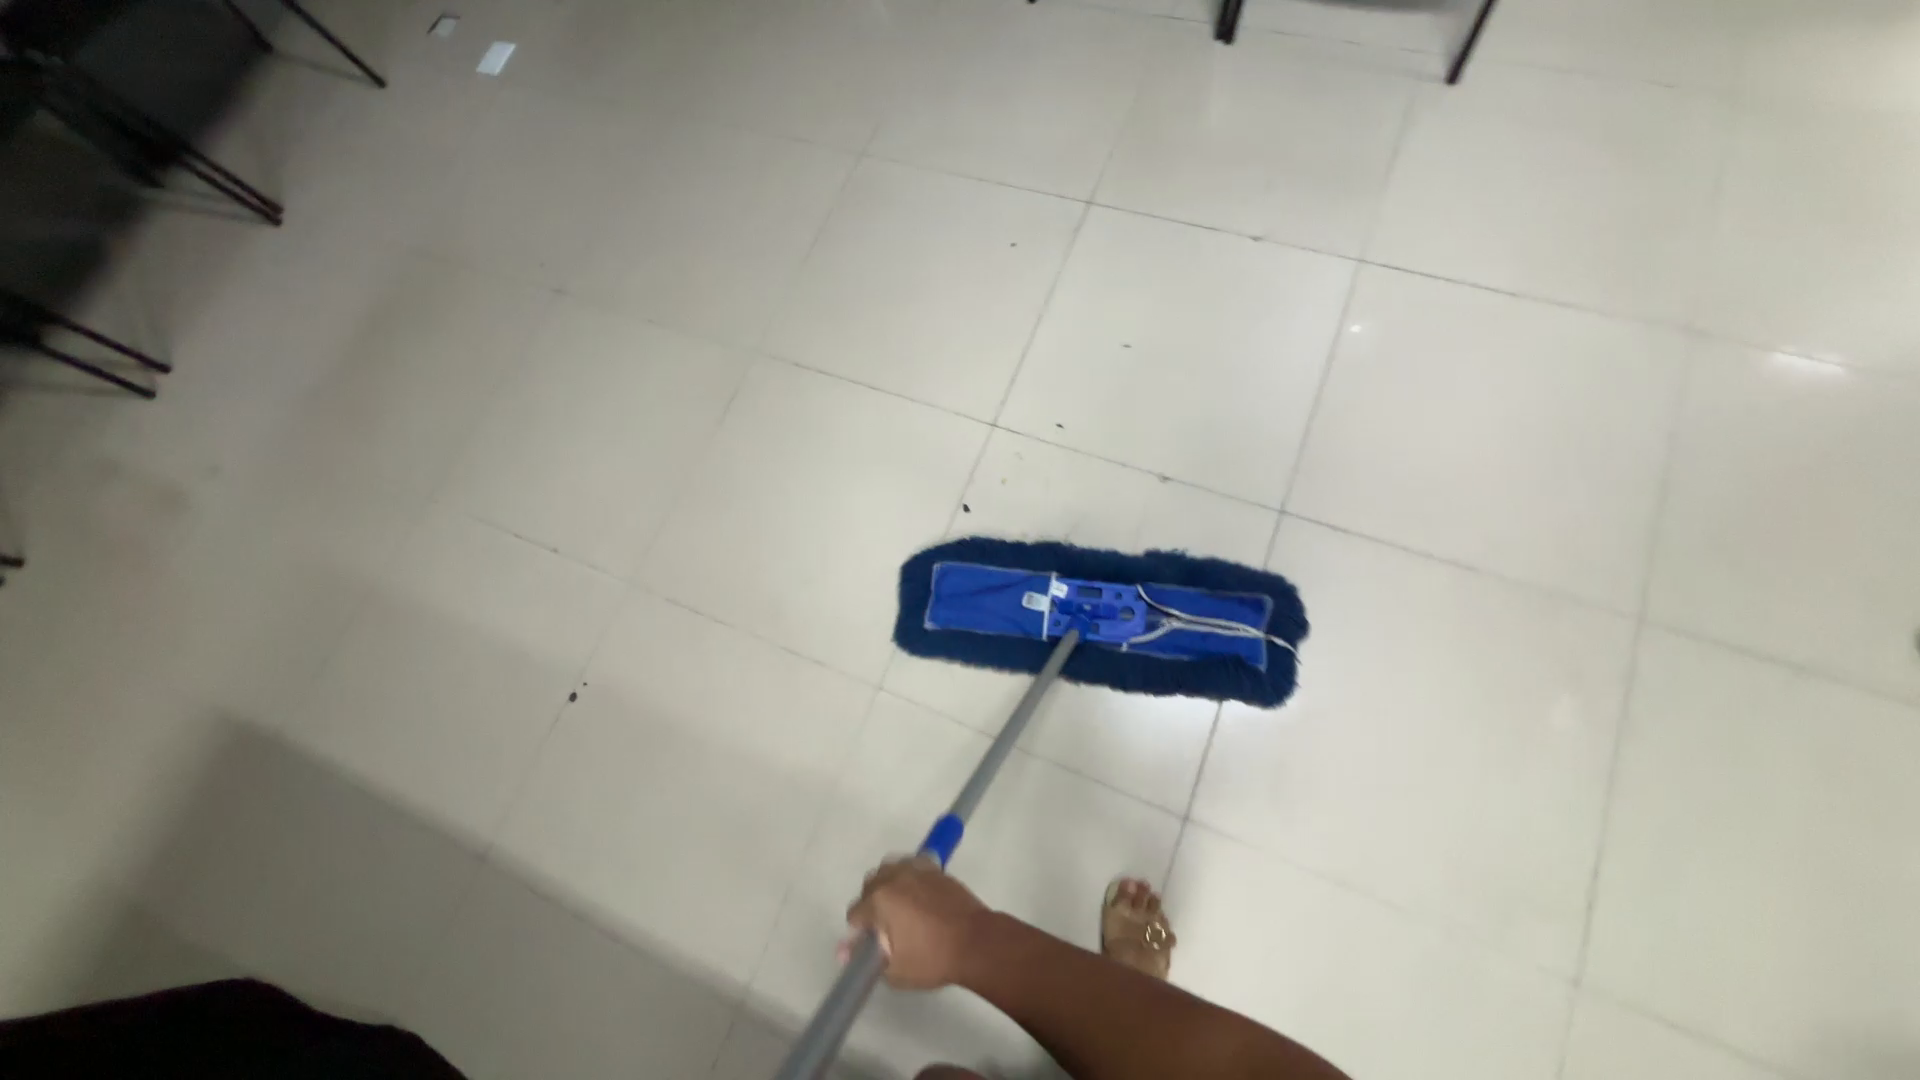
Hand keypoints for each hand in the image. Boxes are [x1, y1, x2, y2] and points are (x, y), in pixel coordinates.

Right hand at [844, 856, 991, 989]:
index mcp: (879, 900)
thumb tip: (846, 953)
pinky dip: (908, 876)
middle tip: (883, 926)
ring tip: (898, 905)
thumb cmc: (932, 958)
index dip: (858, 932)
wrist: (975, 942)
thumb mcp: (894, 971)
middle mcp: (894, 878)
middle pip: (870, 884)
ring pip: (890, 868)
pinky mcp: (935, 870)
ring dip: (888, 884)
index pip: (855, 913)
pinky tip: (917, 893)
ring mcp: (917, 870)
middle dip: (871, 903)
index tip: (869, 945)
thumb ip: (867, 959)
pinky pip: (912, 865)